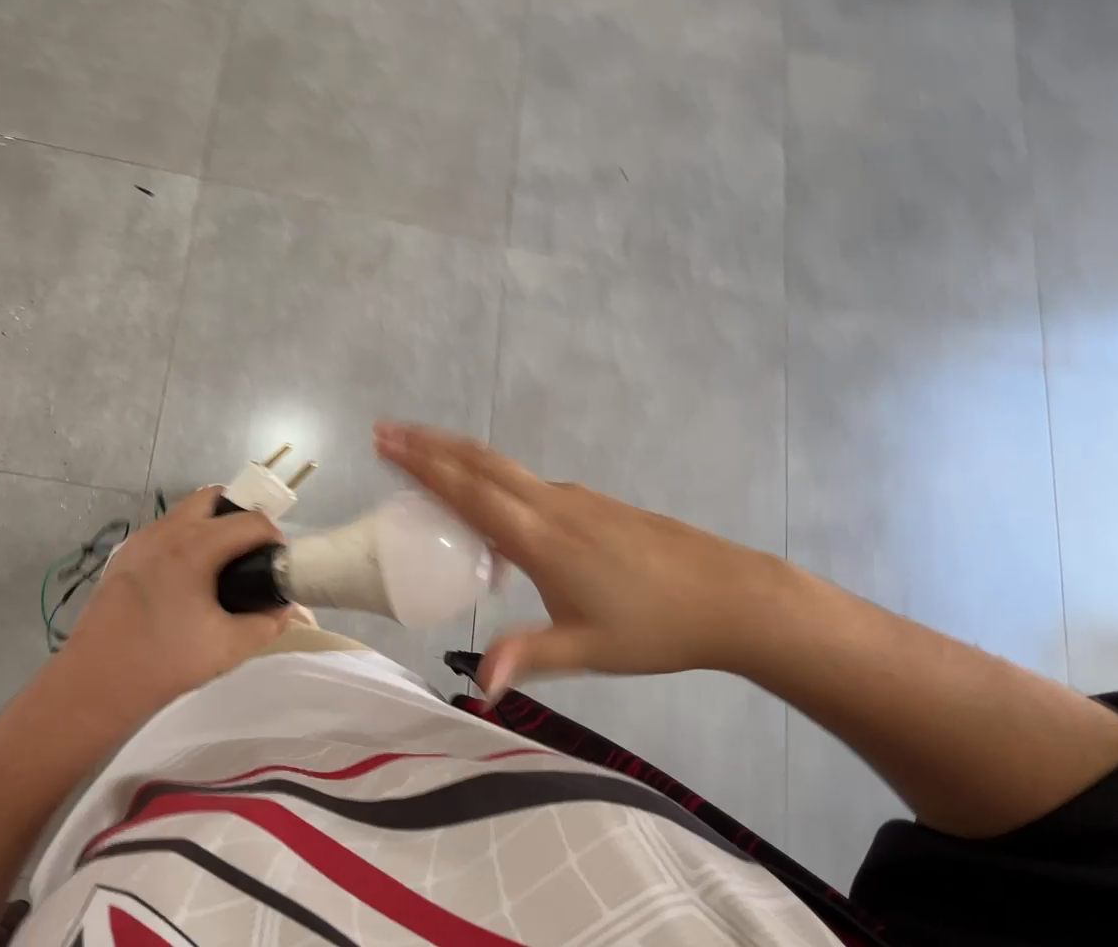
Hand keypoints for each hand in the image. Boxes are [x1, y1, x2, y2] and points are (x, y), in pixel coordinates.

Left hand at [49, 487, 288, 725]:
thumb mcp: (228, 647)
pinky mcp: (124, 555)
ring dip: (211, 526)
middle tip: (252, 554)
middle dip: (240, 517)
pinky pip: (164, 531)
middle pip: (214, 498)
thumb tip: (283, 610)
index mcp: (195, 545)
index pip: (250, 520)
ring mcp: (141, 539)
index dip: (273, 538)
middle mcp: (167, 530)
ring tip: (223, 568)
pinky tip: (188, 581)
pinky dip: (185, 540)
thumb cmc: (165, 661)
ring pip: (186, 512)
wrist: (97, 680)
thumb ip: (266, 624)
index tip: (278, 563)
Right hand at [374, 421, 812, 697]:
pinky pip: (524, 481)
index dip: (421, 465)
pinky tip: (487, 503)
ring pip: (501, 465)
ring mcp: (573, 498)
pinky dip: (487, 475)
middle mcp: (549, 505)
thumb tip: (479, 684)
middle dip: (427, 443)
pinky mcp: (591, 503)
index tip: (384, 443)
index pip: (466, 490)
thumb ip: (527, 656)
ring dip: (455, 454)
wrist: (734, 598)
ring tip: (420, 454)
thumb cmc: (656, 627)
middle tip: (385, 432)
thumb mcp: (586, 649)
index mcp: (538, 537)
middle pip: (478, 461)